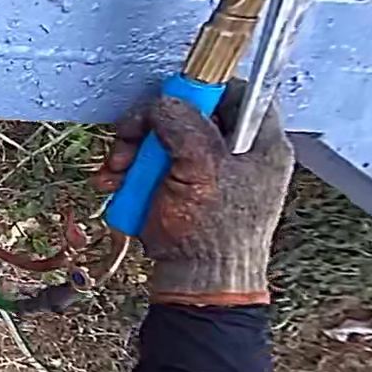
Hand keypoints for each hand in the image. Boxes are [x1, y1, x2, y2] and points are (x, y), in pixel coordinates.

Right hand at [93, 89, 293, 305]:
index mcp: (258, 143)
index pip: (236, 92)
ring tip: (116, 171)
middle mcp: (233, 154)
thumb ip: (183, 124)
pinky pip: (148, 168)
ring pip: (159, 142)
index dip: (200, 89)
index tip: (168, 100)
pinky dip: (127, 174)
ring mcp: (204, 173)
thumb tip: (161, 103)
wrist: (197, 283)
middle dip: (148, 129)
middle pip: (185, 116)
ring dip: (130, 153)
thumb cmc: (211, 231)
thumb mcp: (200, 167)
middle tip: (128, 143)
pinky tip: (113, 183)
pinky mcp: (178, 190)